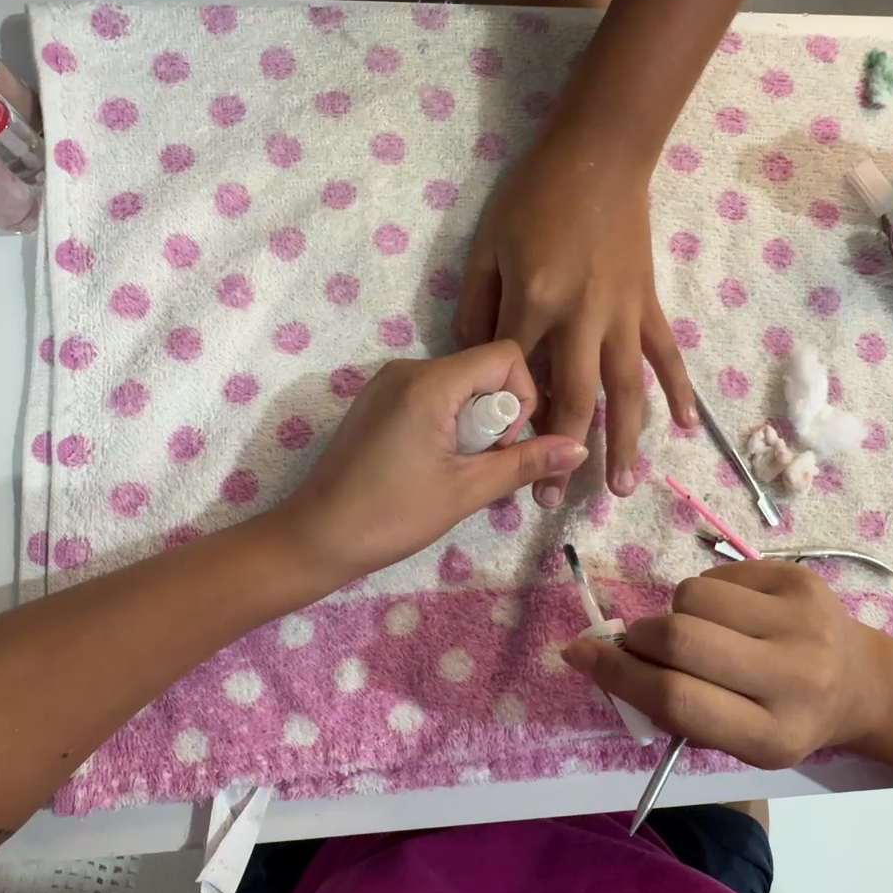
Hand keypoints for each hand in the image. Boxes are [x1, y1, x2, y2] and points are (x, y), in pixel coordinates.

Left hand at [276, 342, 588, 579]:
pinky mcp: (377, 402)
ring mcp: (387, 383)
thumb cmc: (392, 515)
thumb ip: (524, 462)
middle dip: (494, 416)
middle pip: (481, 371)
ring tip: (453, 471)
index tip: (503, 445)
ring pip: (458, 387)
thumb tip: (578, 447)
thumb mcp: (466, 491)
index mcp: (430, 382)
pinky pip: (432, 397)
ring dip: (471, 424)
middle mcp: (407, 368)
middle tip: (476, 465)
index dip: (521, 397)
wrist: (315, 536)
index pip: (505, 356)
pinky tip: (431, 465)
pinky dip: (447, 425)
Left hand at [455, 132, 696, 507]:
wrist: (599, 151)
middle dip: (562, 452)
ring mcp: (622, 314)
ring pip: (625, 390)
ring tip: (622, 488)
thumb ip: (477, 306)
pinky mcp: (648, 304)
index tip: (498, 457)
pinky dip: (679, 389)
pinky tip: (687, 426)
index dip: (507, 421)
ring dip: (625, 442)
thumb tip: (474, 358)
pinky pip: (666, 353)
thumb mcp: (487, 246)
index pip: (517, 378)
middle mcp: (580, 319)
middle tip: (554, 500)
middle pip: (571, 399)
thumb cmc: (532, 197)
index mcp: (533, 304)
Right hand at [563, 561, 892, 767]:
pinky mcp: (802, 580)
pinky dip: (707, 593)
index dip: (619, 675)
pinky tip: (734, 613)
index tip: (580, 655)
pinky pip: (717, 572)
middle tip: (641, 643)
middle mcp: (794, 677)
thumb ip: (671, 705)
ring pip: (691, 594)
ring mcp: (803, 621)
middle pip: (680, 638)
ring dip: (677, 612)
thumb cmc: (783, 716)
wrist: (862, 683)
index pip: (677, 699)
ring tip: (702, 630)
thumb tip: (596, 656)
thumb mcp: (735, 737)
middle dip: (641, 637)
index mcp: (772, 734)